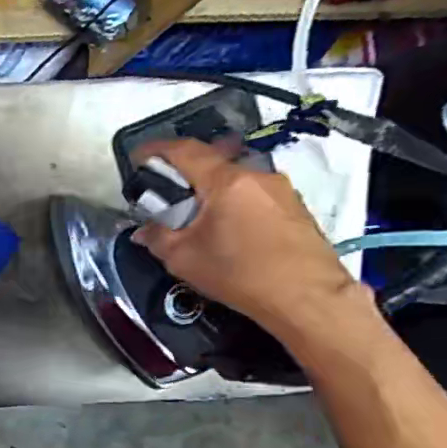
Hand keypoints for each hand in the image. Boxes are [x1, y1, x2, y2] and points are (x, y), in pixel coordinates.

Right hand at [130, 139, 364, 340]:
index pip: (185, 150)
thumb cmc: (240, 275)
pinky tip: (235, 232)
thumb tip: (143, 231)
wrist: (306, 297)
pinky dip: (238, 204)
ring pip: (238, 180)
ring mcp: (281, 189)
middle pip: (214, 162)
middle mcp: (256, 173)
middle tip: (170, 194)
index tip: (140, 157)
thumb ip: (159, 239)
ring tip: (204, 218)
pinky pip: (257, 196)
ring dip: (216, 191)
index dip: (157, 149)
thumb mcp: (186, 260)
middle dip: (187, 173)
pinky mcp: (296, 207)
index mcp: (225, 180)